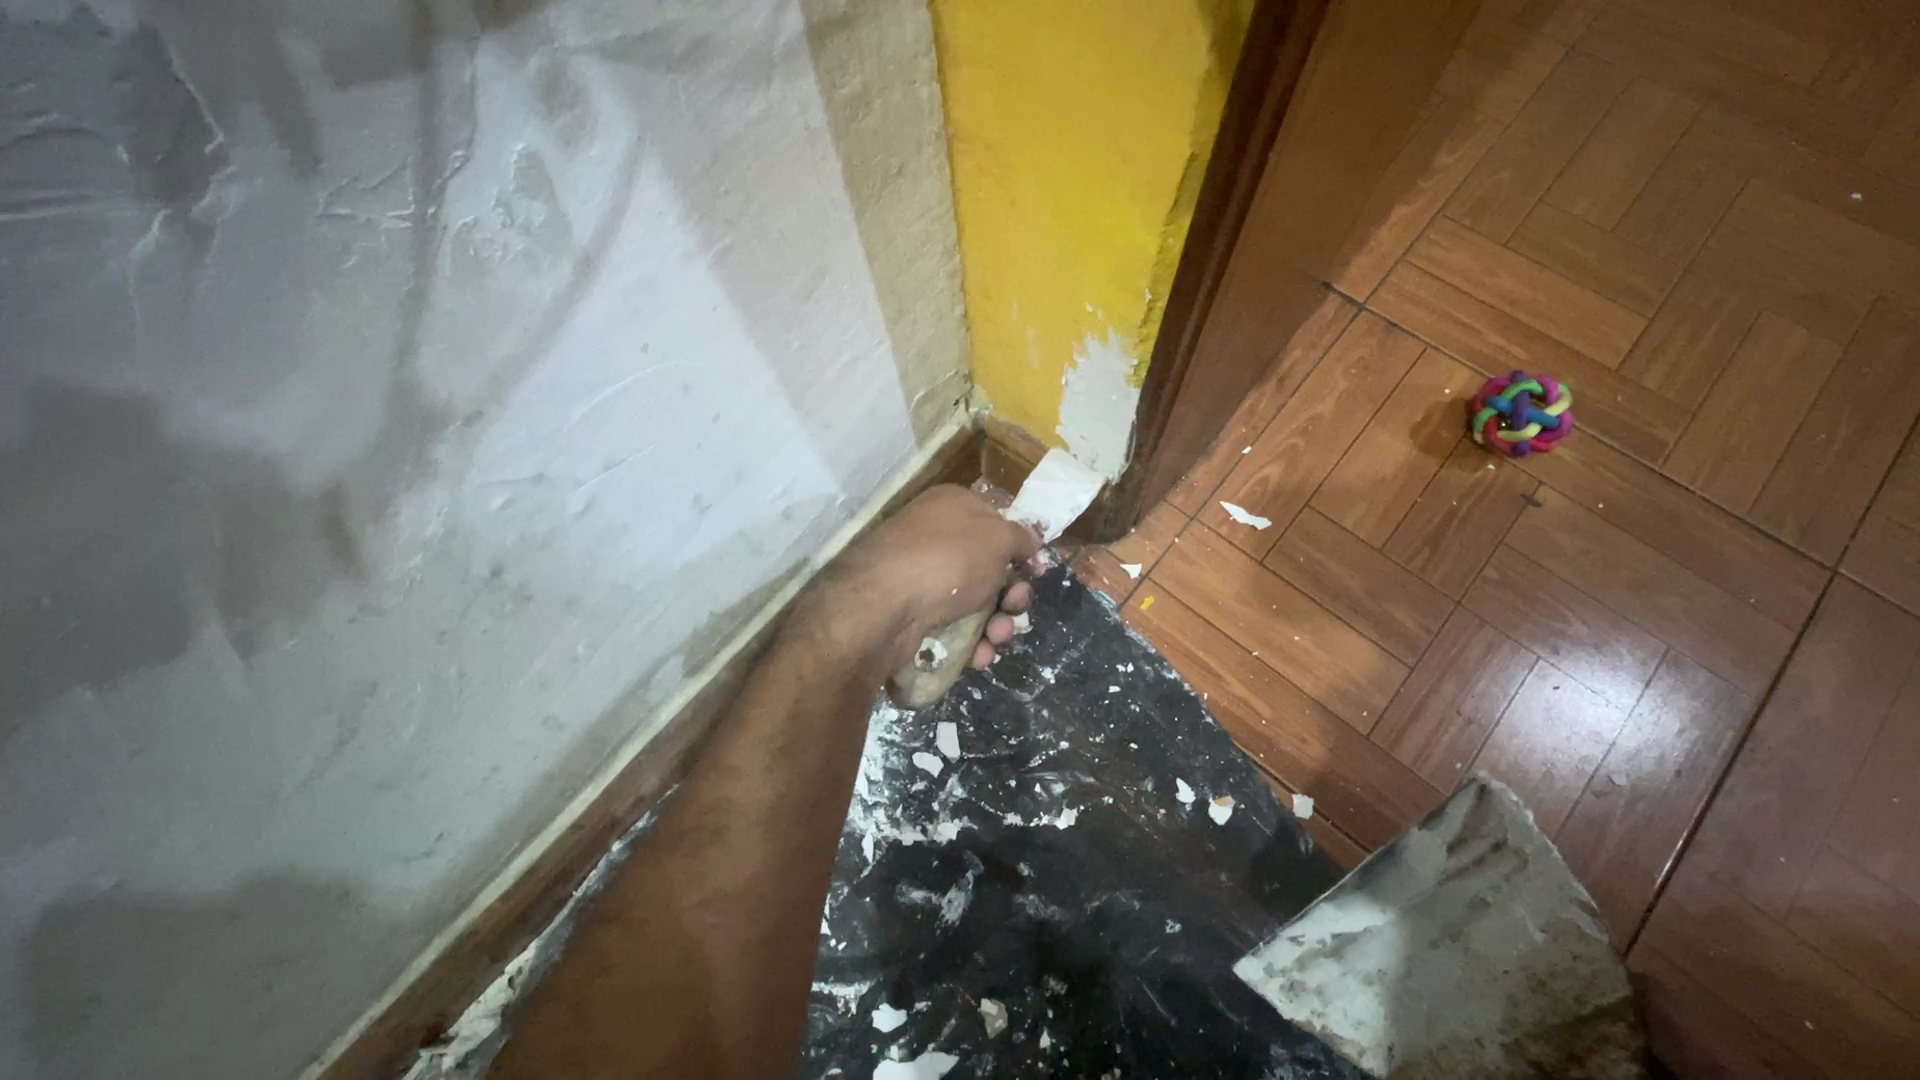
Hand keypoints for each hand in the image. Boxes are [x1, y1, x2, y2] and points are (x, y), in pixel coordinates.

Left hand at [802, 485, 1041, 674]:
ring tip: (996, 639)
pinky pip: (951, 628)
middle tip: (1015, 607)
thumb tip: (1031, 541)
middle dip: (1011, 595)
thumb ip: (1020, 538)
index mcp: (951, 507)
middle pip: (988, 569)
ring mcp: (918, 578)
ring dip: (996, 625)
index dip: (1019, 550)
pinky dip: (970, 644)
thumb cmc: (947, 560)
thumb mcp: (997, 538)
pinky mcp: (910, 616)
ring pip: (973, 604)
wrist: (881, 607)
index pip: (996, 524)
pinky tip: (977, 656)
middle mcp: (933, 537)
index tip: (1035, 573)